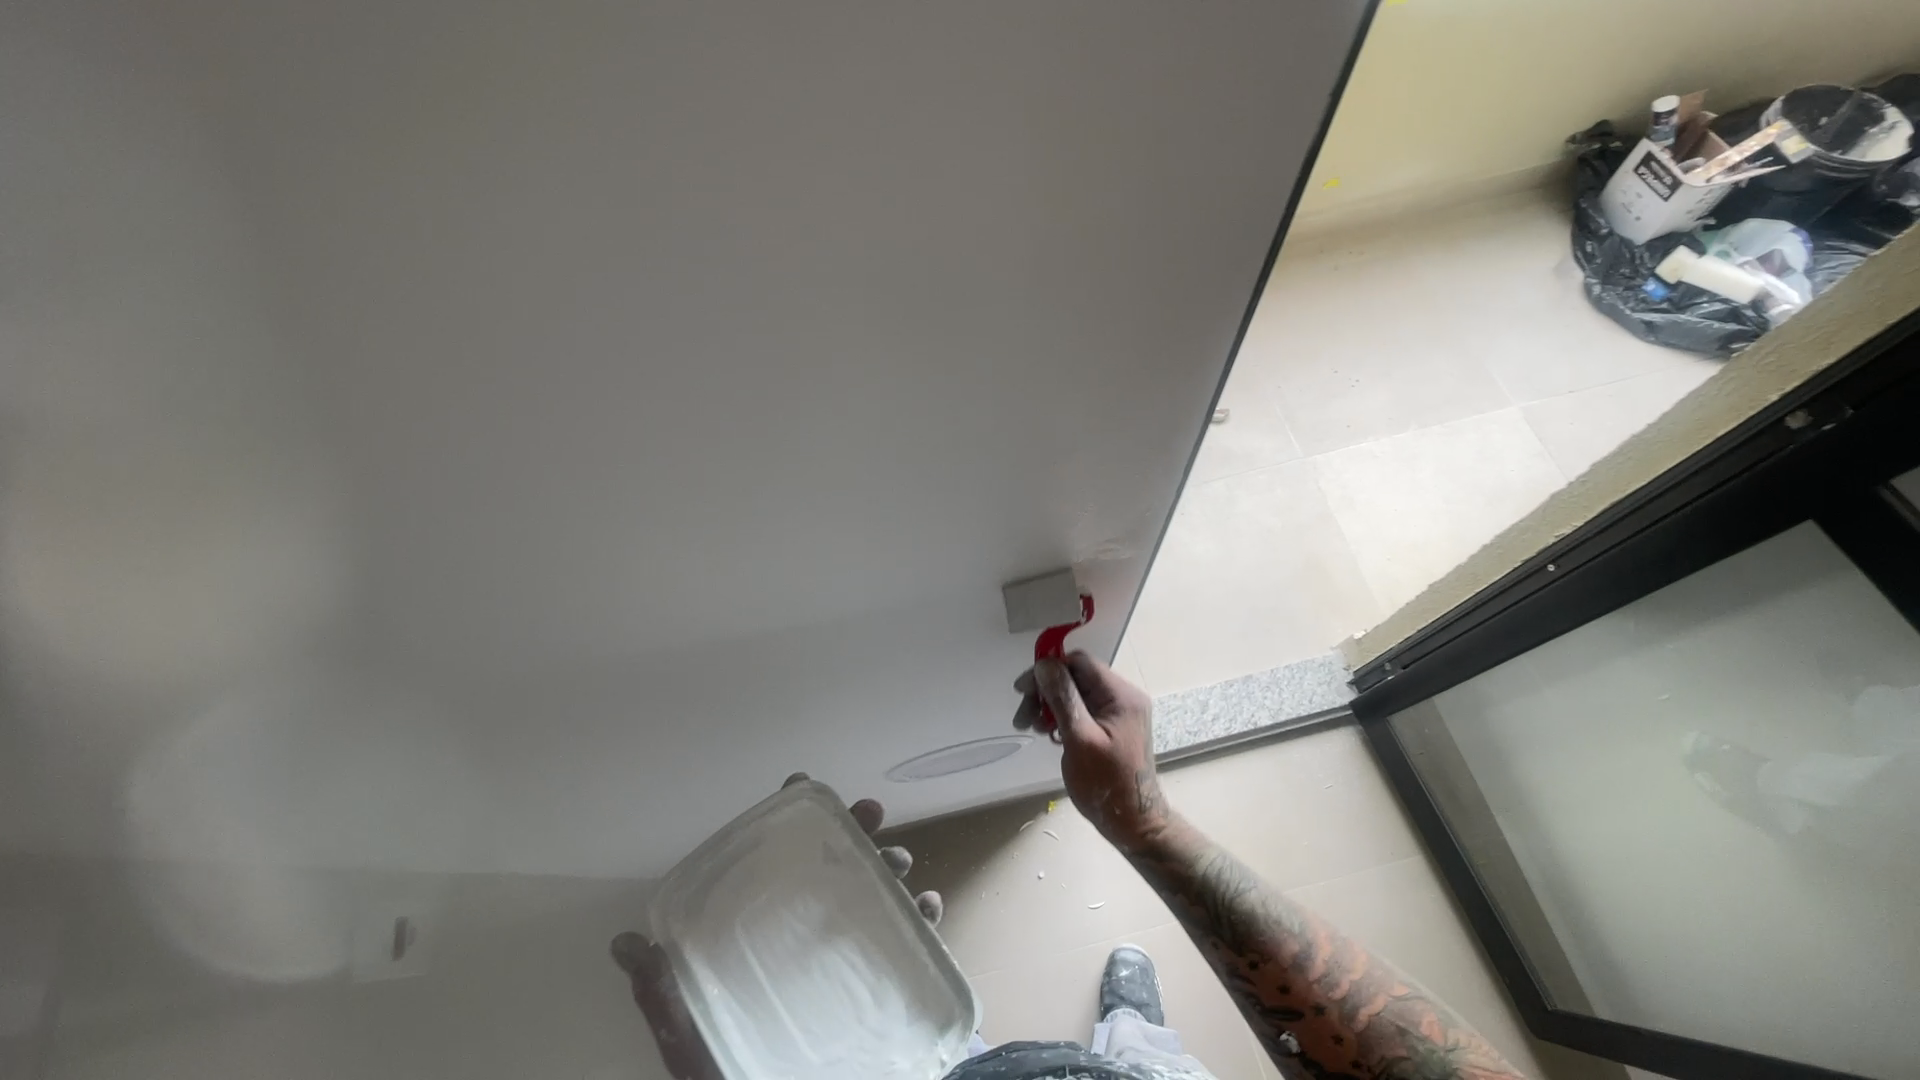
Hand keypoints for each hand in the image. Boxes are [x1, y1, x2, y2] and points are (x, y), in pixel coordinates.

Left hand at [609, 773, 942, 1079]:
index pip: (773, 865)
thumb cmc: (731, 1073)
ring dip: (890, 868)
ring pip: (874, 894)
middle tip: (870, 813)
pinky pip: (908, 942)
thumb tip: (624, 943)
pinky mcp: (880, 988)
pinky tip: (928, 908)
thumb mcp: (692, 1041)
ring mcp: (844, 960)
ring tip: (898, 862)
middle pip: (832, 867)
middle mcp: (806, 937)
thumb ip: (665, 997)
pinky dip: (923, 918)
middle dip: (854, 831)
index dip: (787, 820)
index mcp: (761, 936)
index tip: (802, 785)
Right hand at [1015, 651, 1167, 850]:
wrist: (1133, 823)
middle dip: (1045, 692)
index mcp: (1121, 694)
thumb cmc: (1106, 783)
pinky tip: (1051, 735)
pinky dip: (1062, 718)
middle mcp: (1123, 697)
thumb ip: (1062, 698)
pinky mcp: (1111, 728)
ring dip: (1050, 706)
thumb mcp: (1079, 738)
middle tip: (1023, 718)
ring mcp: (1118, 713)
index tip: (1022, 691)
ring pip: (1076, 694)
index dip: (1048, 671)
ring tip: (1033, 728)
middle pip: (1076, 678)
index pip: (1079, 663)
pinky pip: (1082, 710)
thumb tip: (1044, 664)